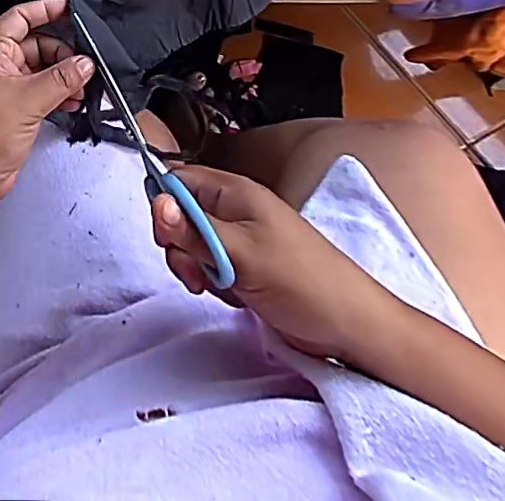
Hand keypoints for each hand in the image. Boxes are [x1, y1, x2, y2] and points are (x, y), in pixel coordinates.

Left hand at [0, 0, 92, 218]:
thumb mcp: (27, 101)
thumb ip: (60, 79)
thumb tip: (85, 62)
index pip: (19, 18)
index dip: (43, 10)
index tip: (69, 9)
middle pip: (37, 45)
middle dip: (63, 53)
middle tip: (83, 65)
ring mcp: (7, 90)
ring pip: (43, 70)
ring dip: (64, 77)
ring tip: (82, 88)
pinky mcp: (16, 111)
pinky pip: (43, 92)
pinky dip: (60, 94)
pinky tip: (73, 103)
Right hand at [151, 164, 403, 361]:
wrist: (347, 323)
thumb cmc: (302, 280)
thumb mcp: (240, 254)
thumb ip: (194, 230)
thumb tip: (157, 202)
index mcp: (236, 191)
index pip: (180, 180)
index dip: (164, 205)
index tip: (167, 237)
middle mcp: (236, 209)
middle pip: (182, 216)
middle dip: (181, 246)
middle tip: (199, 270)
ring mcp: (242, 238)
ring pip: (194, 245)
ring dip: (198, 268)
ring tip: (223, 286)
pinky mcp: (246, 265)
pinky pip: (212, 267)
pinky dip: (215, 283)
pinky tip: (234, 294)